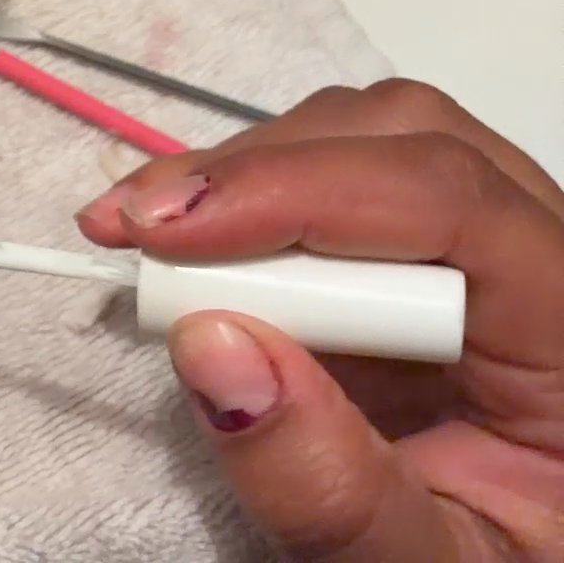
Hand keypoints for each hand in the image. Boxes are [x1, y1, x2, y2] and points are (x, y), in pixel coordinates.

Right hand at [75, 80, 563, 560]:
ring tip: (144, 236)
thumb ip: (332, 488)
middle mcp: (554, 263)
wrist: (504, 559)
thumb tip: (203, 338)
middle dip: (242, 175)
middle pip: (395, 138)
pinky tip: (179, 238)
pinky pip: (320, 164)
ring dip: (228, 177)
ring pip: (350, 133)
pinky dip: (231, 191)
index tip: (150, 232)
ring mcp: (488, 243)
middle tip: (131, 231)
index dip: (284, 190)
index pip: (447, 199)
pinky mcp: (414, 244)